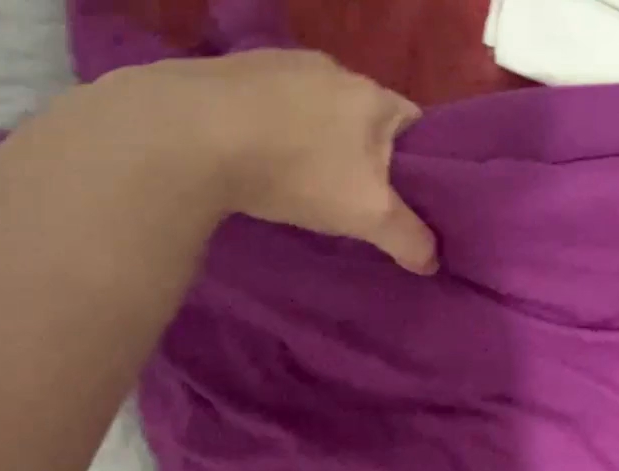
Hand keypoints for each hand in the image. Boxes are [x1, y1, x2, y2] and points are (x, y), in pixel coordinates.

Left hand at [85, 50, 437, 272]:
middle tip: (360, 193)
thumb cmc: (297, 170)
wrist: (186, 134)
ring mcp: (278, 62)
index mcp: (373, 95)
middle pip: (367, 116)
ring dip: (320, 138)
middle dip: (368, 151)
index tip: (411, 194)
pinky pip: (274, 103)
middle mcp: (332, 67)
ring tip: (308, 177)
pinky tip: (265, 156)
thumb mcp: (370, 217)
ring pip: (318, 107)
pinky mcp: (231, 68)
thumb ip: (410, 239)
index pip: (419, 124)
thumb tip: (431, 261)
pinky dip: (278, 128)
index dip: (422, 161)